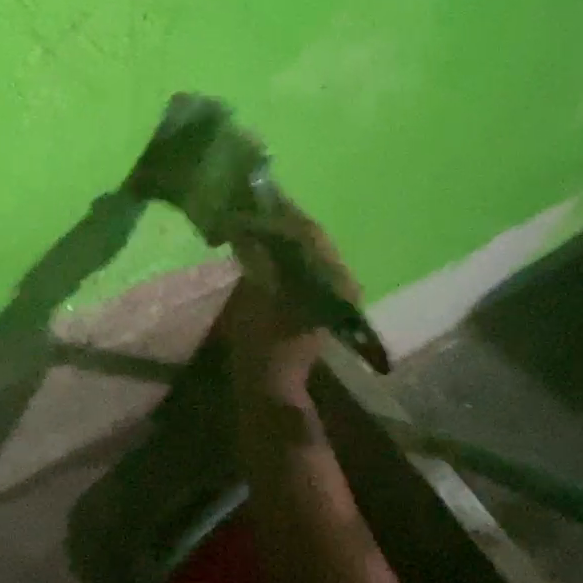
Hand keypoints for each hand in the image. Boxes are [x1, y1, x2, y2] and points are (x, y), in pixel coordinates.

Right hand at [217, 197, 359, 401]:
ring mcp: (330, 289)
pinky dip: (277, 247)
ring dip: (275, 231)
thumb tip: (242, 220)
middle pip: (307, 235)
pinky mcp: (316, 296)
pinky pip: (298, 260)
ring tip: (245, 217)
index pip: (307, 229)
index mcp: (332, 278)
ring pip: (302, 246)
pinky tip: (254, 241)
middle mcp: (340, 278)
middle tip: (243, 203)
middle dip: (275, 218)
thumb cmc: (262, 341)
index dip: (276, 211)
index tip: (247, 197)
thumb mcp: (254, 291)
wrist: (270, 385)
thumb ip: (253, 252)